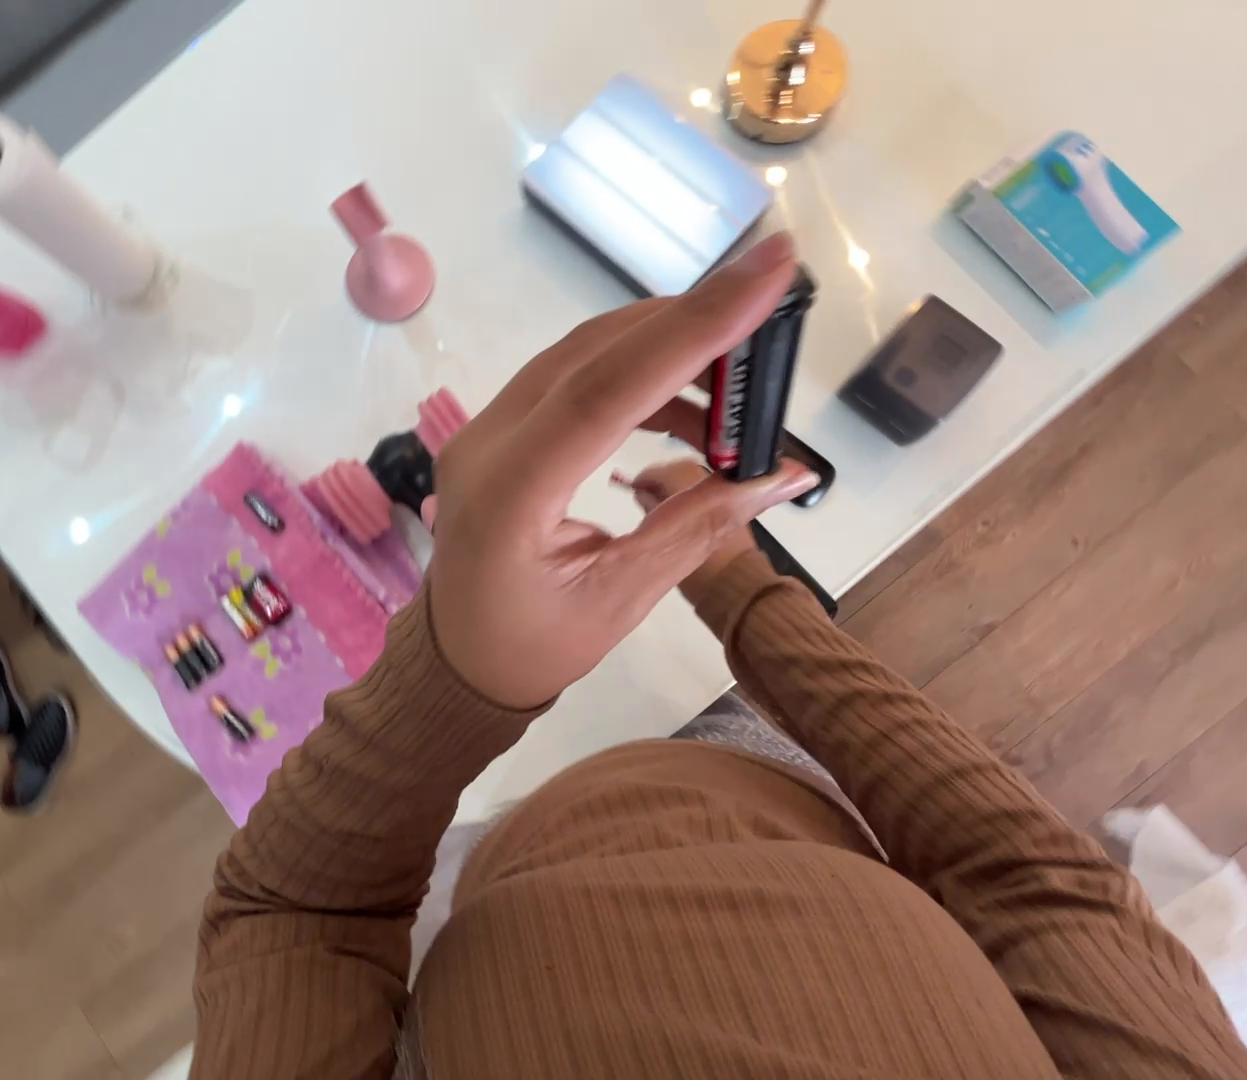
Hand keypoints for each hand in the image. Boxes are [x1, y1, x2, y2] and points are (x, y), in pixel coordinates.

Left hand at [426, 233, 818, 707]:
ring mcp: (484, 430)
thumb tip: (786, 473)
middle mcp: (486, 444)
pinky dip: (634, 379)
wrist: (460, 656)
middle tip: (770, 308)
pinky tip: (684, 410)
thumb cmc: (534, 645)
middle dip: (687, 322)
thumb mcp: (621, 597)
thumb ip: (699, 526)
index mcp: (508, 495)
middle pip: (593, 354)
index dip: (691, 330)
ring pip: (581, 356)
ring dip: (663, 350)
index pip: (605, 391)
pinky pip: (571, 379)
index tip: (769, 270)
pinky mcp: (498, 430)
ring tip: (736, 387)